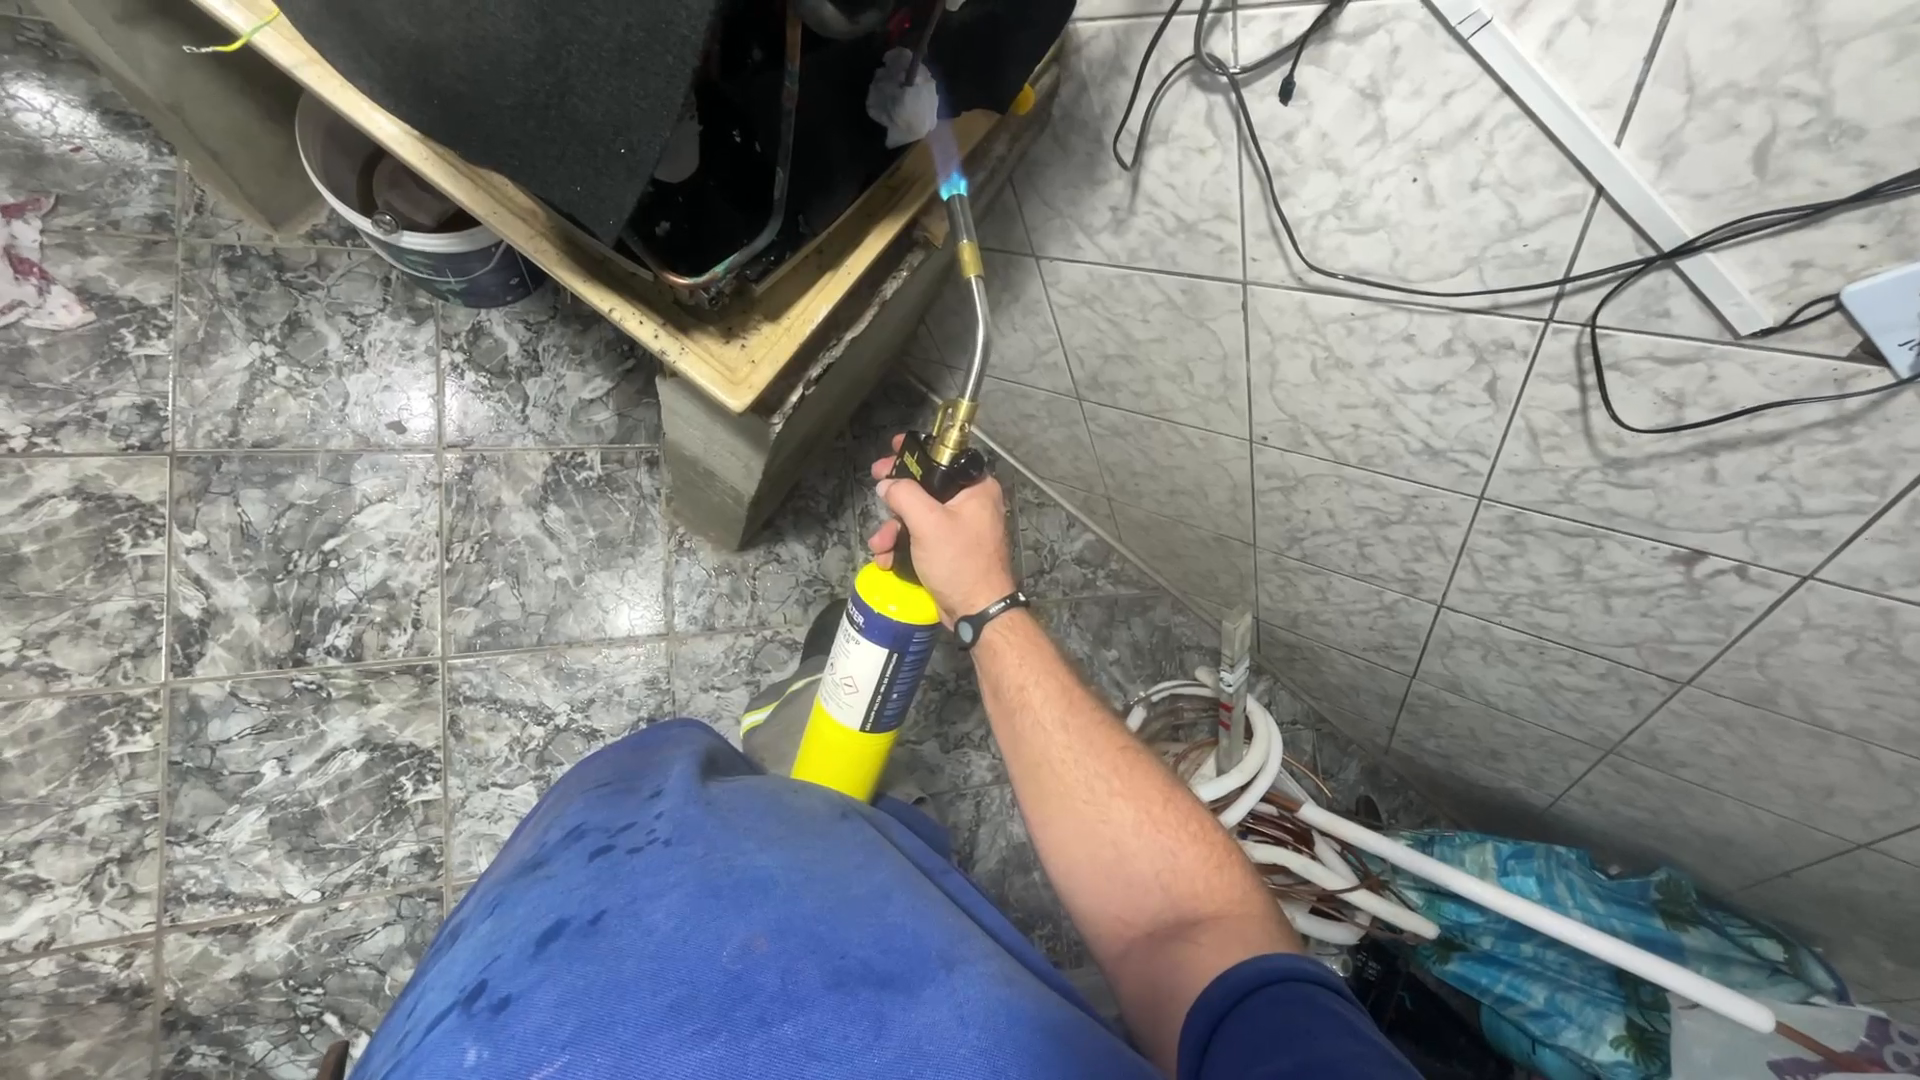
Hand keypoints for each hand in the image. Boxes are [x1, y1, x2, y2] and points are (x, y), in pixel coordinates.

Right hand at [867, 435, 1016, 627]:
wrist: (976, 611)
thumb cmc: (959, 561)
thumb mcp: (928, 522)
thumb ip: (904, 495)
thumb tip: (887, 484)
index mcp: (976, 489)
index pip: (945, 457)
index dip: (917, 452)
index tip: (893, 448)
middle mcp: (971, 504)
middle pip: (926, 488)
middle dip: (897, 499)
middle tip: (877, 489)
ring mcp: (960, 529)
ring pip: (918, 516)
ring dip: (894, 530)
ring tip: (880, 545)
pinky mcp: (949, 551)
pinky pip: (921, 538)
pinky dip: (902, 546)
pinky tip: (886, 560)